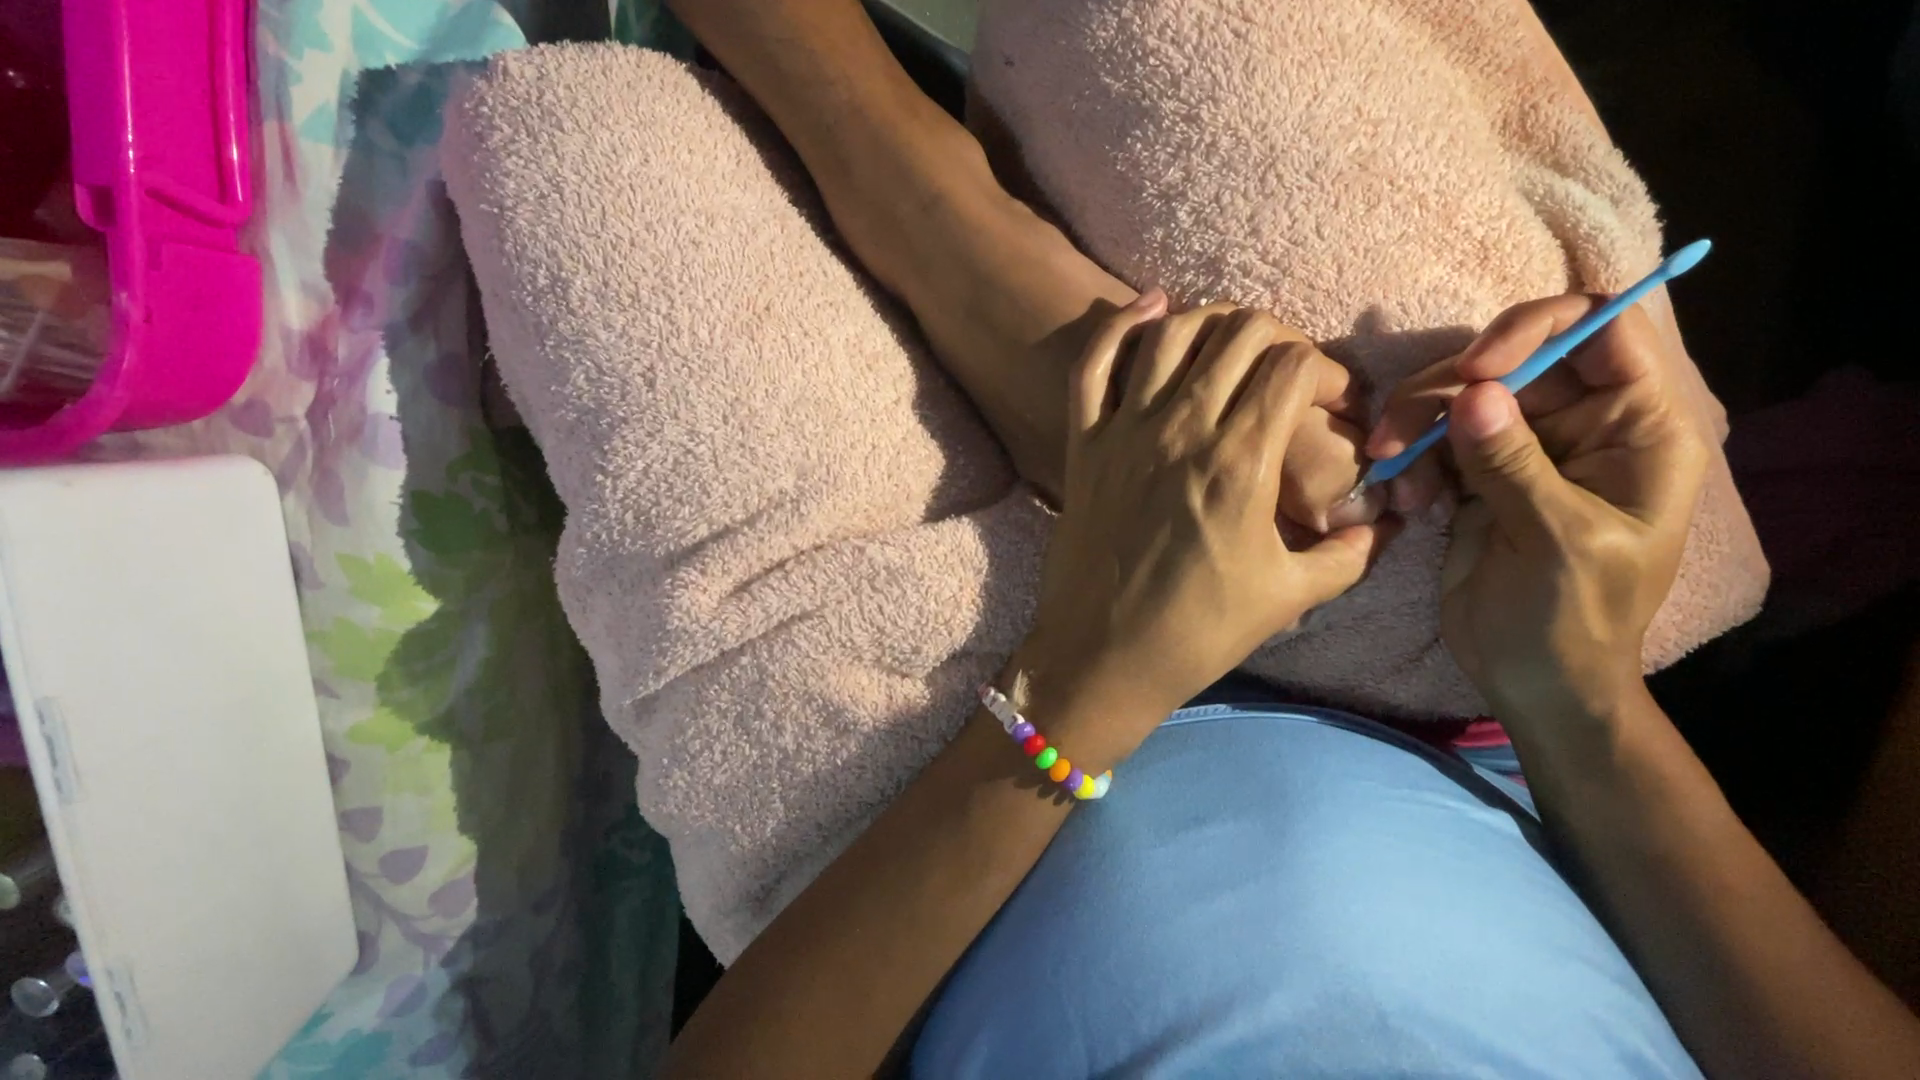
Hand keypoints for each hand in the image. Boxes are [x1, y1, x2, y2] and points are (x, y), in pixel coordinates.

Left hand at [1020, 292, 1392, 730]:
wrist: (1101, 655)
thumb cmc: (1197, 632)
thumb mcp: (1290, 595)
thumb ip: (1350, 552)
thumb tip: (1386, 524)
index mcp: (1240, 461)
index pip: (1294, 364)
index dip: (1327, 370)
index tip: (1334, 401)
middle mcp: (1181, 429)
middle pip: (1239, 331)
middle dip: (1280, 337)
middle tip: (1289, 372)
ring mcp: (1124, 431)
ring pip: (1170, 331)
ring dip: (1210, 320)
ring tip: (1233, 342)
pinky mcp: (1083, 443)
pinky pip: (1093, 363)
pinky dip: (1120, 325)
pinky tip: (1151, 309)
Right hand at [1383, 296, 1708, 734]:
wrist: (1534, 678)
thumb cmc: (1574, 617)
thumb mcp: (1556, 540)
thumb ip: (1516, 464)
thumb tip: (1472, 393)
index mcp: (1637, 428)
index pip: (1602, 331)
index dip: (1536, 331)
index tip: (1473, 371)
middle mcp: (1581, 423)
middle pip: (1510, 359)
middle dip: (1444, 389)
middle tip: (1393, 438)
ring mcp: (1524, 448)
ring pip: (1459, 395)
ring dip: (1413, 424)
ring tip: (1389, 469)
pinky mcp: (1476, 473)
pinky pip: (1434, 437)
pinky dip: (1409, 458)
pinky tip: (1405, 499)